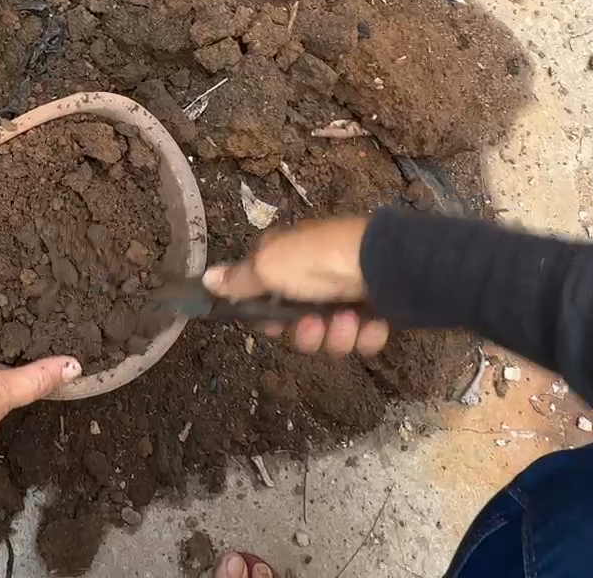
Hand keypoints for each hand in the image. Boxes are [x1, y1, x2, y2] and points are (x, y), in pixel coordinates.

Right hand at [203, 215, 390, 357]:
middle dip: (306, 331)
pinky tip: (372, 323)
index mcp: (283, 257)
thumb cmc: (319, 261)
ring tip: (349, 320)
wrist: (387, 265)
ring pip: (329, 332)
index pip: (263, 294)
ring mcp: (344, 291)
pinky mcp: (375, 308)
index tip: (272, 325)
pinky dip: (366, 334)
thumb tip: (205, 279)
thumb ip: (238, 280)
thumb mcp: (268, 268)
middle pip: (296, 321)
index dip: (266, 316)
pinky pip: (362, 335)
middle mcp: (311, 273)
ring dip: (337, 334)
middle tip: (315, 325)